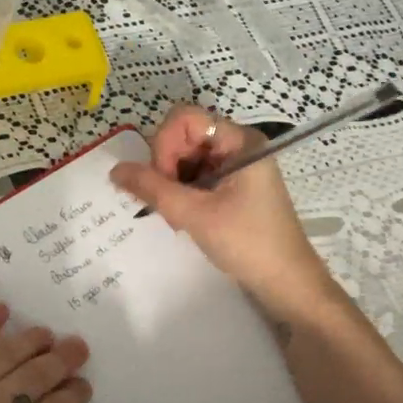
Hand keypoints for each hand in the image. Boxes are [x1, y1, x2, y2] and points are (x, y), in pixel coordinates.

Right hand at [109, 105, 338, 320]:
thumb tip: (114, 169)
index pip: (184, 118)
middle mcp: (239, 145)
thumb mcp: (194, 215)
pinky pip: (196, 173)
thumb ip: (151, 188)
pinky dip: (183, 191)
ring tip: (177, 215)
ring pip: (186, 156)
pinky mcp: (234, 184)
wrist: (287, 284)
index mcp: (239, 141)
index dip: (164, 145)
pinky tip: (185, 217)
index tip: (164, 181)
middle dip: (166, 166)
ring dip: (172, 182)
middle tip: (168, 204)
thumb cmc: (247, 244)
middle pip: (183, 135)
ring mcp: (237, 165)